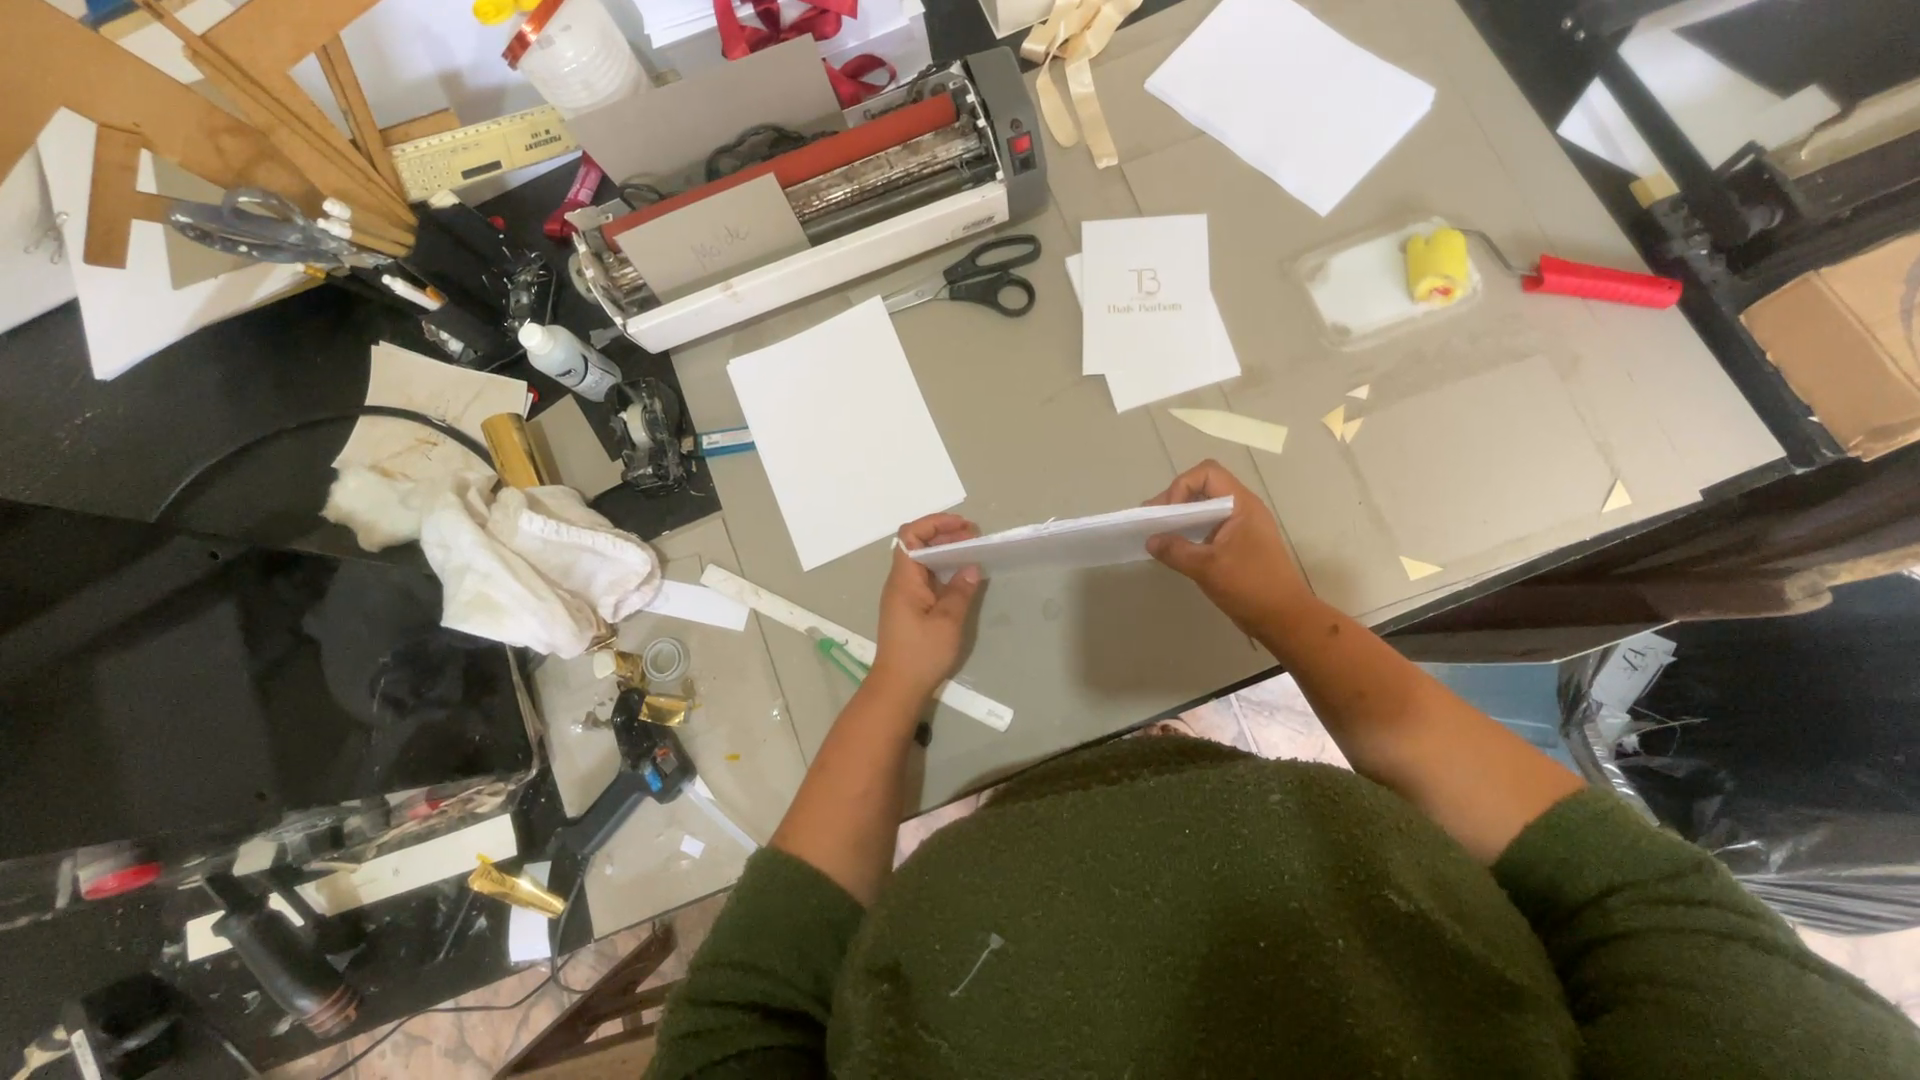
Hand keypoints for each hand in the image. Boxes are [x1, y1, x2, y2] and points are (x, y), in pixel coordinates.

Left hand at [870, 513, 982, 697]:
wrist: (898, 687)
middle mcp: (900, 582)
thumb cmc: (921, 653)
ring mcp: (903, 596)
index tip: (962, 526)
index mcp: (904, 580)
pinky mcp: (909, 609)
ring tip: (973, 552)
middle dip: (945, 535)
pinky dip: (943, 571)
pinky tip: (963, 577)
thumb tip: (972, 567)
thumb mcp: (948, 621)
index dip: (935, 523)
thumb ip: (961, 591)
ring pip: (923, 562)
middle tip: (975, 538)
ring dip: (946, 553)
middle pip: (917, 545)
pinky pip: (926, 579)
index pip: (911, 535)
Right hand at [1144, 460, 1311, 633]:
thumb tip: (1151, 540)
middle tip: (1153, 521)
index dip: (1182, 486)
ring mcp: (1242, 527)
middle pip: (1204, 488)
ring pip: (1206, 509)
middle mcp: (1243, 509)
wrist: (1284, 618)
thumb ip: (1175, 551)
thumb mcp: (1206, 568)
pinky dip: (1191, 532)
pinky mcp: (1239, 544)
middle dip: (1175, 500)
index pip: (1207, 473)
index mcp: (1241, 505)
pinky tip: (1176, 548)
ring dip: (1182, 517)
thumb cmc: (1250, 587)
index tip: (1168, 513)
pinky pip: (1210, 527)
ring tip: (1158, 534)